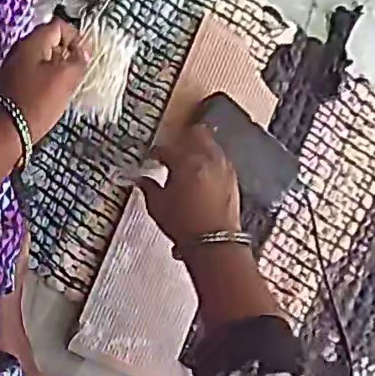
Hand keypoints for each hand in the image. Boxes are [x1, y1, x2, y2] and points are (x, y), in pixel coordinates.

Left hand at [0, 17, 91, 141]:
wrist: (2, 133)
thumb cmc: (36, 102)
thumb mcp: (65, 79)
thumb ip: (78, 61)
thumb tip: (83, 52)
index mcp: (31, 43)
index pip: (58, 26)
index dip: (75, 37)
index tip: (84, 56)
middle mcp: (17, 52)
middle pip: (48, 44)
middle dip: (65, 55)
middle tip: (75, 73)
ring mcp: (10, 71)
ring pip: (39, 63)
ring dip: (55, 72)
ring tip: (64, 89)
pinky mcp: (8, 89)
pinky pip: (31, 79)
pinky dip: (43, 84)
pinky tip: (48, 100)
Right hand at [136, 118, 241, 240]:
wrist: (213, 242)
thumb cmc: (186, 225)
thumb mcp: (158, 205)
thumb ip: (149, 187)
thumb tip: (142, 180)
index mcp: (186, 163)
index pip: (167, 148)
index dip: (156, 152)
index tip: (152, 157)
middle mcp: (208, 160)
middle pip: (198, 133)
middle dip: (184, 138)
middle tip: (173, 149)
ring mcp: (224, 168)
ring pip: (211, 145)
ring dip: (198, 149)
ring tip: (187, 162)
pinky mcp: (232, 178)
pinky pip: (220, 160)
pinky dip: (209, 162)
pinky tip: (200, 175)